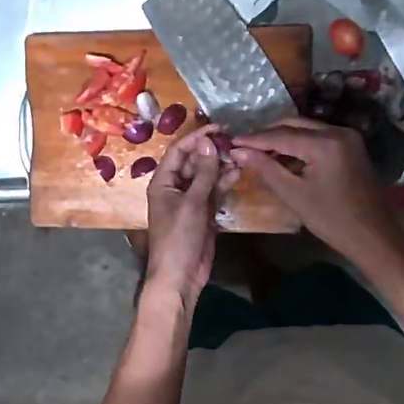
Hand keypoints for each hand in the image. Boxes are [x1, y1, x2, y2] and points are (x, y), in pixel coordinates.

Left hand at [143, 124, 239, 304]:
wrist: (180, 275)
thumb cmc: (179, 238)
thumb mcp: (192, 203)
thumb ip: (203, 173)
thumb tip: (209, 143)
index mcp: (163, 182)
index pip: (179, 151)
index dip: (197, 138)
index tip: (219, 127)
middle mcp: (175, 187)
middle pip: (194, 161)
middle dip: (212, 151)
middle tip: (234, 140)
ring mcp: (190, 200)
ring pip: (206, 176)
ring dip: (220, 165)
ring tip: (240, 154)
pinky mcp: (204, 212)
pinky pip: (213, 191)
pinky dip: (224, 182)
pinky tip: (238, 171)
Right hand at [231, 119, 403, 265]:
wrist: (374, 236)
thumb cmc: (332, 220)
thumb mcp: (294, 195)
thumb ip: (266, 168)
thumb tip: (239, 151)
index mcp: (325, 143)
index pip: (281, 134)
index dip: (254, 139)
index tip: (231, 141)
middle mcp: (338, 131)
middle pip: (294, 125)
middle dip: (267, 134)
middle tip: (242, 145)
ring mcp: (348, 138)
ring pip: (306, 129)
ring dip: (283, 138)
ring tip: (258, 151)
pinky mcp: (351, 147)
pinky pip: (319, 138)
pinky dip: (300, 145)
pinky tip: (283, 157)